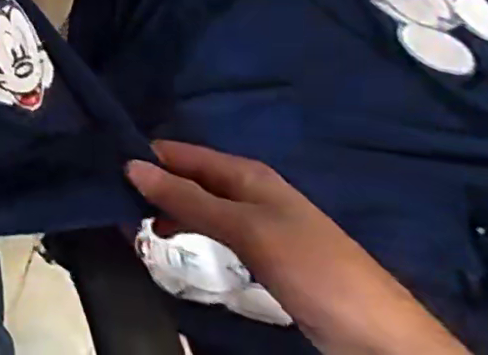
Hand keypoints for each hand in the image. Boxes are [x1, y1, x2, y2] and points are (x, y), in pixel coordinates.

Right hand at [126, 141, 468, 354]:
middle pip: (186, 176)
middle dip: (149, 182)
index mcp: (247, 173)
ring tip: (127, 220)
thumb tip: (128, 163)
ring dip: (163, 207)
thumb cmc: (315, 271)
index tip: (99, 165)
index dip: (142, 155)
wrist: (389, 344)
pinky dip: (184, 228)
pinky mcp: (263, 254)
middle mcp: (249, 189)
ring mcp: (257, 223)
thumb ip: (187, 199)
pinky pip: (211, 228)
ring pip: (196, 203)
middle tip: (106, 198)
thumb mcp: (246, 231)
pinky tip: (165, 238)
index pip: (179, 152)